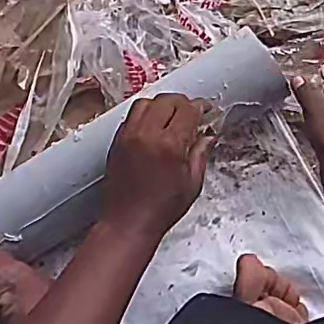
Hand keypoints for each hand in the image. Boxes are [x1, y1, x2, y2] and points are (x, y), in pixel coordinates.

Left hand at [101, 93, 212, 239]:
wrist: (127, 223)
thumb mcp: (191, 184)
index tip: (207, 110)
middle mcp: (146, 135)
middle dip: (183, 103)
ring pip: (146, 102)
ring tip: (172, 116)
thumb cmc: (158, 210)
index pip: (189, 110)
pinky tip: (154, 125)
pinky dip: (144, 114)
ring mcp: (128, 136)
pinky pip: (131, 116)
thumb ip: (200, 154)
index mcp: (169, 145)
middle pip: (167, 100)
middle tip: (192, 113)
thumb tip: (207, 137)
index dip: (202, 107)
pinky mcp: (117, 141)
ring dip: (162, 105)